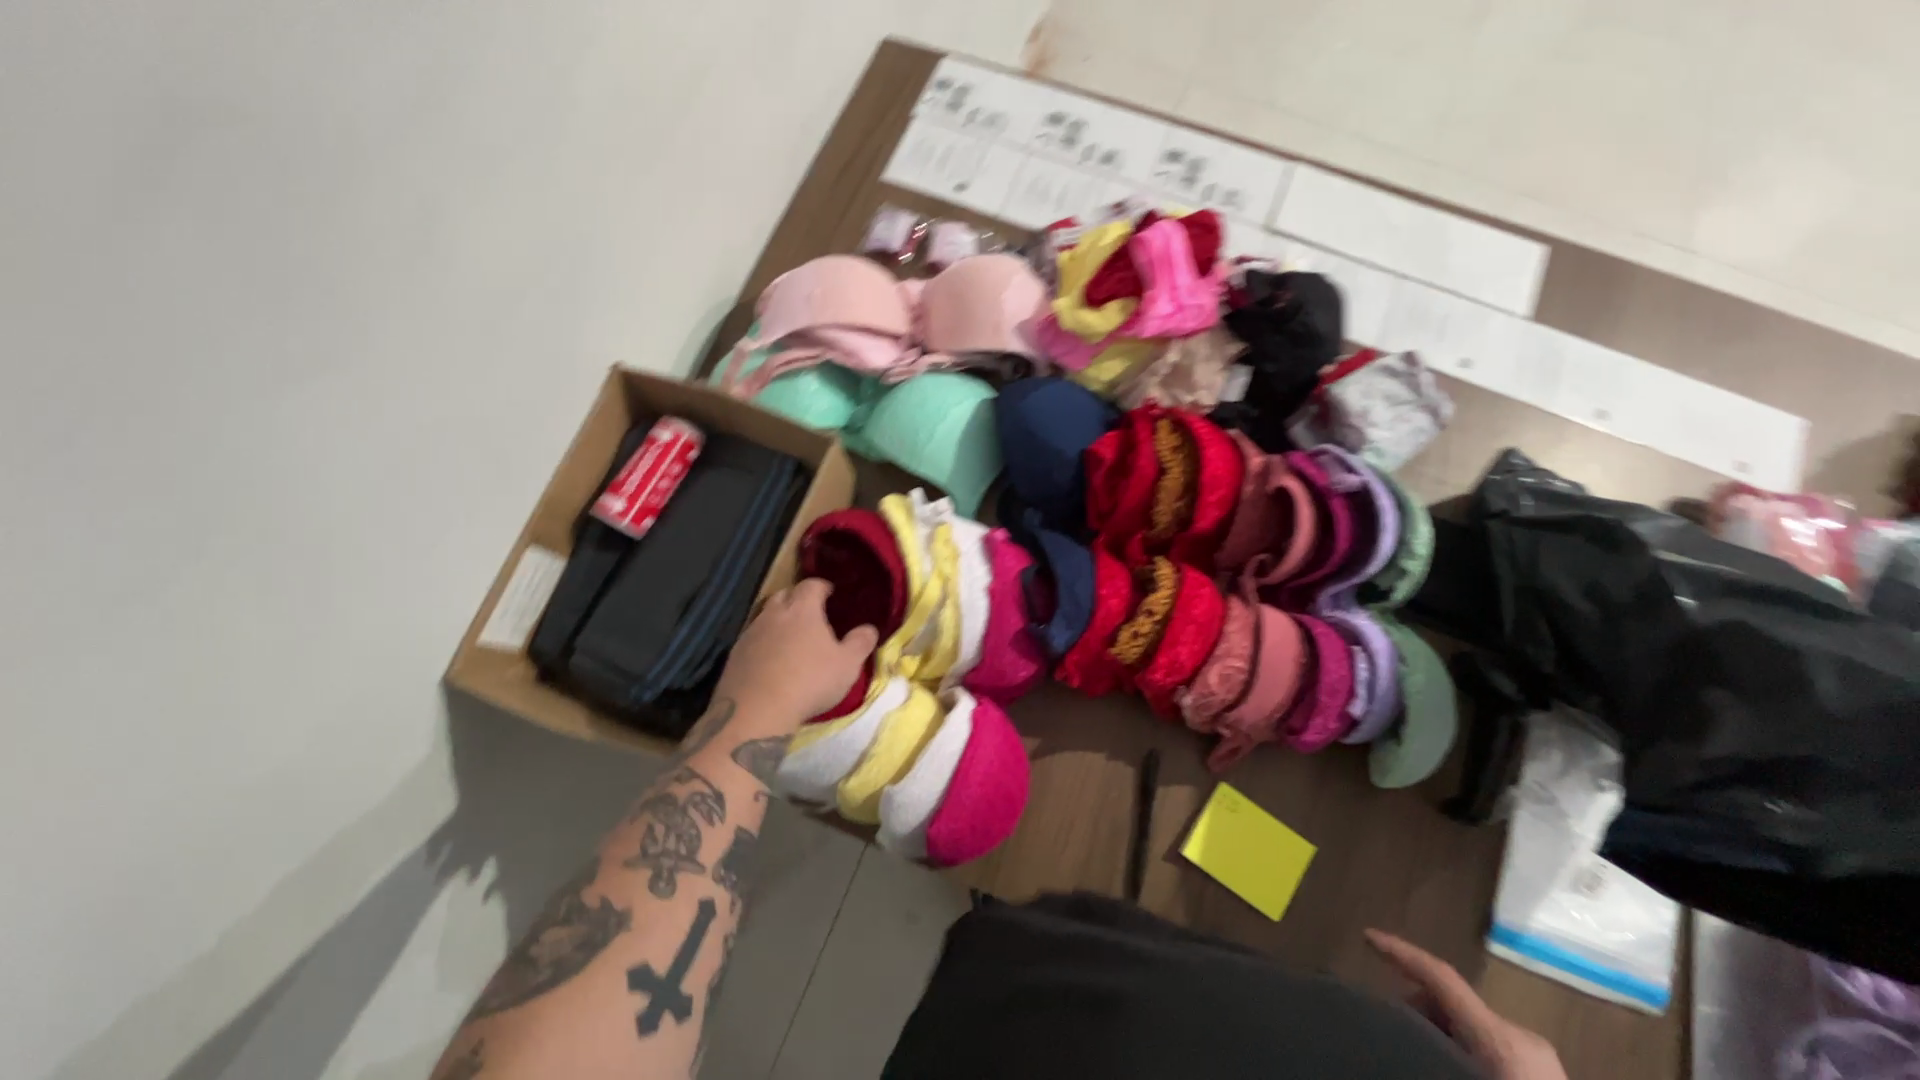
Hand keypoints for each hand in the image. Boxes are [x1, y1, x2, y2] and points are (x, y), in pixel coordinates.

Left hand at [715, 578, 877, 727]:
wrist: (757, 710)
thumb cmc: (810, 682)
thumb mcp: (847, 665)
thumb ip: (860, 643)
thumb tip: (869, 628)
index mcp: (802, 610)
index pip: (811, 585)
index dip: (822, 586)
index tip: (829, 592)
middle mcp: (774, 614)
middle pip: (783, 595)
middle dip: (796, 598)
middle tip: (809, 612)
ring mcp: (750, 633)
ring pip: (765, 616)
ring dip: (777, 621)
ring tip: (790, 637)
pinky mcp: (735, 654)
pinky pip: (752, 639)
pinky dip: (763, 642)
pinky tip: (770, 660)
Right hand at [1366, 930, 1568, 1079]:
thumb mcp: (1460, 1076)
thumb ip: (1434, 1057)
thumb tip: (1396, 1048)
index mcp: (1500, 1039)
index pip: (1442, 978)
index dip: (1402, 953)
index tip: (1368, 937)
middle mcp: (1522, 1037)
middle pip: (1455, 1004)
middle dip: (1418, 1012)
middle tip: (1390, 1038)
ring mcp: (1540, 1058)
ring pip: (1473, 1029)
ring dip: (1442, 1040)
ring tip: (1421, 1064)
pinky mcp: (1547, 1076)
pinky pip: (1493, 1051)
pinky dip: (1466, 1056)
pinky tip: (1452, 1074)